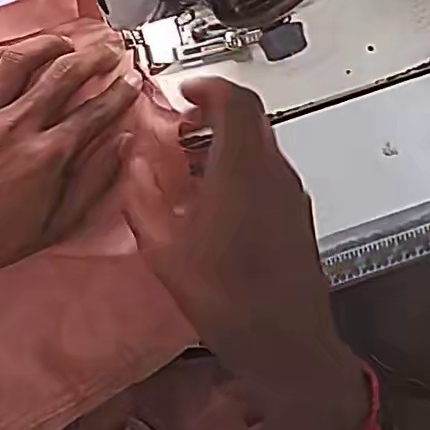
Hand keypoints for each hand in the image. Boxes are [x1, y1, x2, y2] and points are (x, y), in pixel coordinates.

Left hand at [0, 34, 138, 328]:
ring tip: (64, 44)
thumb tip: (121, 143)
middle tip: (108, 51)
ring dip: (47, 45)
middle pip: (63, 74)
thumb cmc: (0, 238)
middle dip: (94, 56)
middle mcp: (15, 127)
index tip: (131, 80)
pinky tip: (14, 56)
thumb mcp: (59, 222)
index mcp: (46, 156)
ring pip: (18, 61)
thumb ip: (95, 180)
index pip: (94, 111)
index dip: (120, 92)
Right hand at [122, 77, 367, 429]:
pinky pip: (267, 168)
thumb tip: (133, 163)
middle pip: (251, 117)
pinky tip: (213, 192)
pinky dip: (239, 162)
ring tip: (190, 157)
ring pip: (261, 142)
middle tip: (182, 122)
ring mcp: (290, 193)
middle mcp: (274, 174)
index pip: (236, 102)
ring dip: (226, 137)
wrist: (285, 342)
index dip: (209, 87)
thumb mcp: (162, 248)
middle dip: (213, 110)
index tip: (185, 90)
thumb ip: (141, 196)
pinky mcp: (296, 213)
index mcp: (241, 171)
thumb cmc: (224, 297)